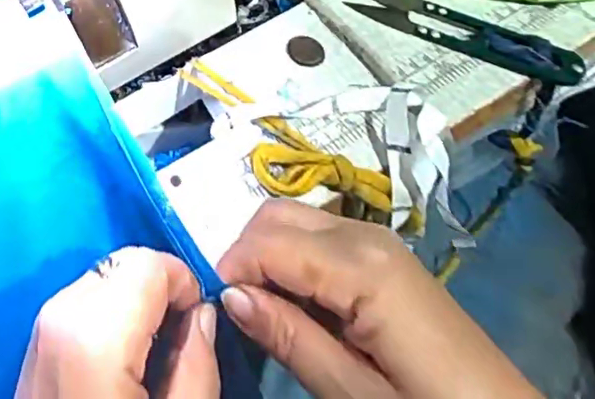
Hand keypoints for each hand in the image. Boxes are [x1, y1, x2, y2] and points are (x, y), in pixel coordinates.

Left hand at [15, 247, 218, 398]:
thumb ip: (197, 363)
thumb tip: (200, 314)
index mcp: (94, 339)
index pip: (149, 265)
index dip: (184, 286)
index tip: (197, 327)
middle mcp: (59, 320)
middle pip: (124, 265)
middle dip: (158, 289)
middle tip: (177, 340)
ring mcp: (38, 337)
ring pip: (103, 279)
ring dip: (134, 300)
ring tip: (150, 354)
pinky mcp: (30, 356)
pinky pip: (82, 304)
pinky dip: (109, 314)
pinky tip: (120, 363)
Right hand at [216, 200, 538, 398]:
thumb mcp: (354, 392)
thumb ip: (291, 337)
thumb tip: (231, 294)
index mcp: (360, 264)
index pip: (270, 240)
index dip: (232, 267)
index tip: (212, 306)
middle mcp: (364, 232)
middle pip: (279, 213)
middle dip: (245, 251)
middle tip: (234, 309)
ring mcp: (376, 235)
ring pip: (297, 217)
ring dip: (268, 251)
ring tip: (261, 309)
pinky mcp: (382, 249)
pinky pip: (320, 233)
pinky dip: (294, 253)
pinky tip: (295, 298)